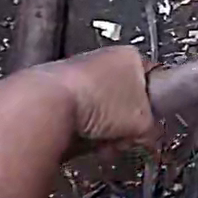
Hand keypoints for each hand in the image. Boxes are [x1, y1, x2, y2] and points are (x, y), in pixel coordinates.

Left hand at [24, 47, 158, 148]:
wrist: (45, 109)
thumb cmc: (94, 102)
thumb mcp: (142, 121)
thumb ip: (153, 126)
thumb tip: (149, 134)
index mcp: (129, 55)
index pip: (151, 81)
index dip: (152, 106)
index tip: (149, 123)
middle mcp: (102, 58)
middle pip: (124, 99)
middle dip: (124, 122)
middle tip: (125, 136)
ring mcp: (75, 74)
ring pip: (100, 111)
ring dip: (103, 130)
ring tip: (101, 142)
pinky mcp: (53, 93)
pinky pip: (77, 117)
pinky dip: (80, 131)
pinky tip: (80, 142)